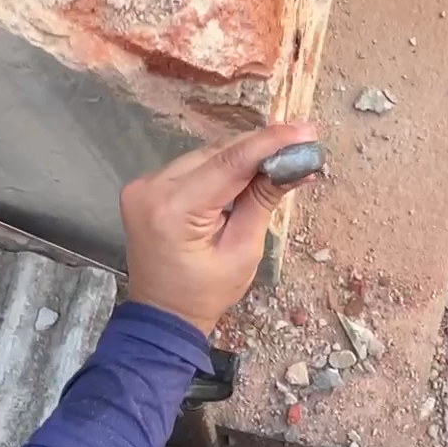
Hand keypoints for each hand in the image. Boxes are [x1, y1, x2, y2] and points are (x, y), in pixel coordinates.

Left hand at [119, 122, 320, 334]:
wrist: (163, 314)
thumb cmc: (205, 293)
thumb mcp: (243, 251)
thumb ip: (263, 201)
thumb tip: (297, 166)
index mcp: (173, 211)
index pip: (229, 164)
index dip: (269, 144)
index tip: (304, 132)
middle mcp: (151, 189)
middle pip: (216, 155)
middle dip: (260, 149)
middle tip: (302, 144)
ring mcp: (144, 185)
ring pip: (204, 157)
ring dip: (242, 157)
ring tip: (280, 159)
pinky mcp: (145, 187)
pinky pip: (191, 167)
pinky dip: (220, 168)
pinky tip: (247, 172)